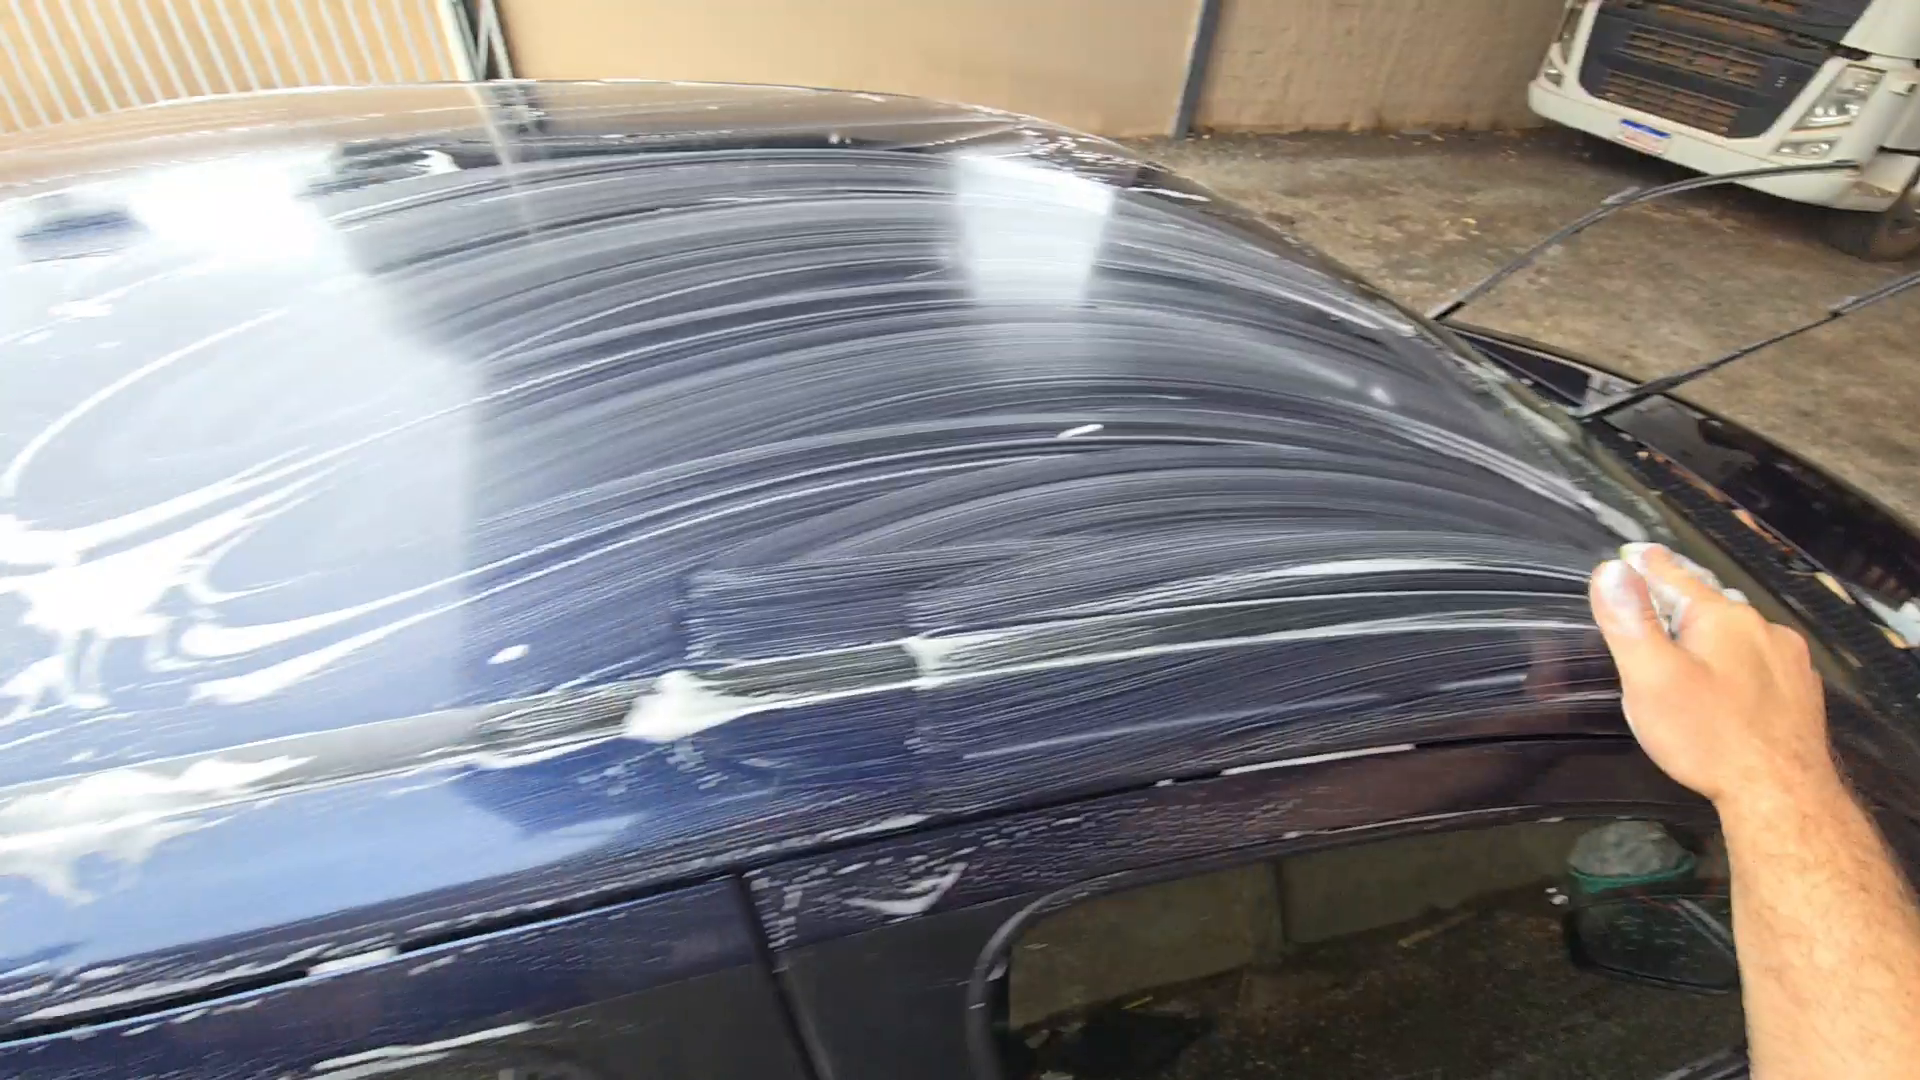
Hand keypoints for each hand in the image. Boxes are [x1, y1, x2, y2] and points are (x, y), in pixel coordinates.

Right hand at [1587, 543, 1837, 811]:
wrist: (1780, 795)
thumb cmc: (1704, 732)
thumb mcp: (1649, 674)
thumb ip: (1628, 620)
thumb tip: (1611, 569)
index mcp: (1723, 619)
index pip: (1675, 576)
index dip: (1646, 563)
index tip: (1629, 551)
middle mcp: (1762, 630)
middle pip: (1708, 599)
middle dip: (1675, 591)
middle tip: (1645, 585)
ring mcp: (1786, 660)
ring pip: (1734, 626)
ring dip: (1703, 619)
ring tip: (1677, 621)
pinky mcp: (1796, 689)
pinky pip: (1753, 652)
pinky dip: (1727, 646)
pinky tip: (1718, 664)